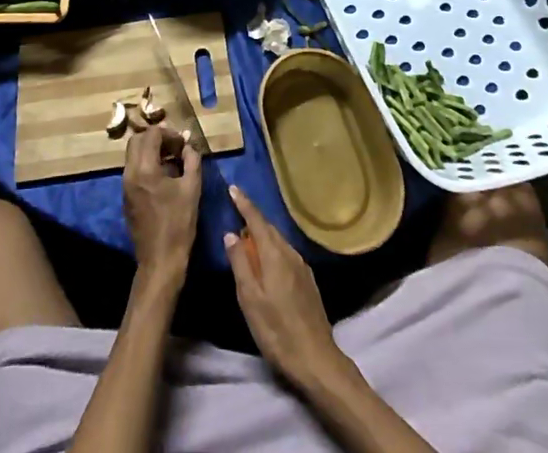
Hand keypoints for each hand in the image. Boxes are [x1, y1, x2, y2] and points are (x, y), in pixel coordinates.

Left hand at [123, 125, 201, 275]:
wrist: (160, 258)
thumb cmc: (179, 224)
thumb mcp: (192, 190)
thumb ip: (192, 162)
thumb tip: (190, 146)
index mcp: (144, 169)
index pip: (151, 135)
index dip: (169, 133)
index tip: (183, 142)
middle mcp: (129, 173)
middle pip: (137, 140)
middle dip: (156, 138)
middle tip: (176, 147)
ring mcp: (125, 185)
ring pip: (133, 155)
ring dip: (150, 150)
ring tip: (173, 160)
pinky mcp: (126, 195)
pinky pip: (133, 169)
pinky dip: (146, 164)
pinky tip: (164, 176)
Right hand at [226, 185, 344, 389]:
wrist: (316, 360)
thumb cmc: (277, 329)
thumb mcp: (250, 297)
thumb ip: (240, 263)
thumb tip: (230, 234)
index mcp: (275, 255)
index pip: (257, 220)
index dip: (244, 203)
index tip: (233, 187)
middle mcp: (291, 255)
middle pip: (270, 228)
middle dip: (252, 216)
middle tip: (235, 205)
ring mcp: (302, 268)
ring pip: (279, 241)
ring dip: (262, 232)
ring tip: (246, 230)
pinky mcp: (308, 282)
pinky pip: (285, 253)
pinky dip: (272, 247)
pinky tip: (265, 257)